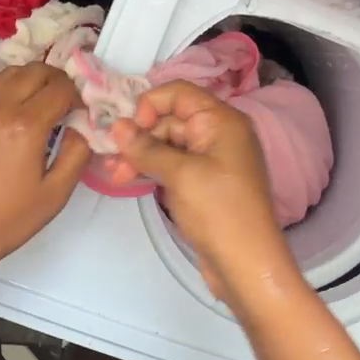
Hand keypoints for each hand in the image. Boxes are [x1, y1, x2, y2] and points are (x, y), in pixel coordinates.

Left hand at [0, 64, 91, 272]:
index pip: (61, 88)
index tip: (85, 112)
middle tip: (70, 102)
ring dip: (36, 78)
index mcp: (26, 125)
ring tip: (47, 101)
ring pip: (14, 71)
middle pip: (37, 70)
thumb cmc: (8, 219)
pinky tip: (23, 109)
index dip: (79, 95)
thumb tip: (85, 125)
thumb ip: (77, 153)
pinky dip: (15, 85)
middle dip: (60, 80)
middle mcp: (2, 107)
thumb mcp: (55, 193)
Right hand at [105, 82, 298, 301]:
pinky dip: (154, 169)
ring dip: (142, 155)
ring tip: (116, 176)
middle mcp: (220, 133)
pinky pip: (176, 165)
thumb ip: (146, 147)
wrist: (247, 265)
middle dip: (140, 136)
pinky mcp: (206, 183)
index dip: (149, 105)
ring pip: (170, 144)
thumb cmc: (219, 210)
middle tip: (111, 159)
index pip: (179, 94)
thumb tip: (117, 125)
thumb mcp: (180, 174)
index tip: (126, 129)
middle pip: (171, 119)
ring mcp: (214, 159)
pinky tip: (131, 180)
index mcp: (222, 120)